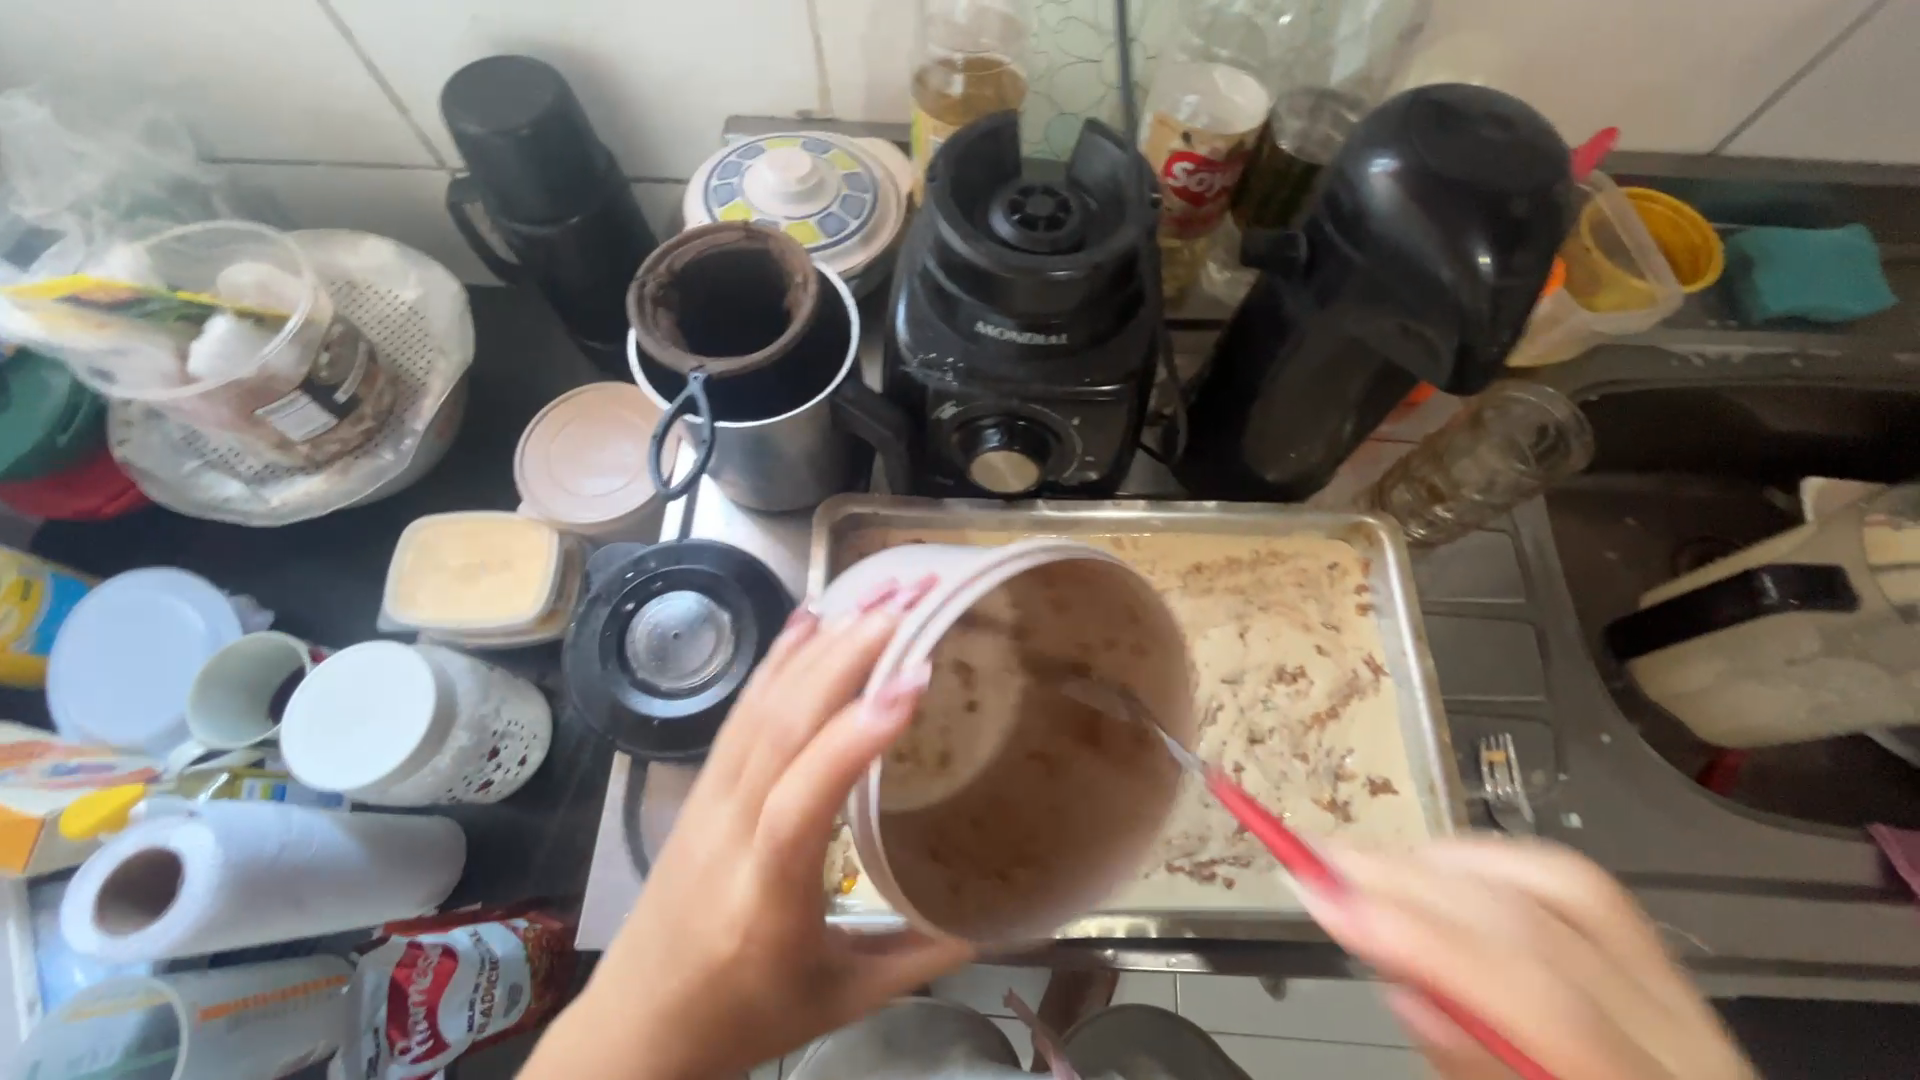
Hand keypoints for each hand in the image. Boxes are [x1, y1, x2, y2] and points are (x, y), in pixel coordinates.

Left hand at [525, 576, 970, 1079]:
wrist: (636, 1026)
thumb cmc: (745, 1015)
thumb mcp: (845, 999)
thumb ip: (925, 952)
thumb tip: (1003, 910)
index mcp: (768, 895)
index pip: (802, 800)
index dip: (855, 737)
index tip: (917, 680)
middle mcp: (729, 829)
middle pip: (783, 724)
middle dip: (852, 651)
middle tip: (918, 597)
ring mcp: (709, 798)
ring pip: (764, 704)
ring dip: (824, 640)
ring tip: (883, 593)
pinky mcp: (702, 784)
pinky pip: (743, 708)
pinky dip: (780, 655)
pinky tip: (811, 616)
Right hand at [1306, 837, 1756, 1079]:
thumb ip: (1472, 1069)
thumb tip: (1405, 990)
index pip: (1541, 1003)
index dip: (1421, 937)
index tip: (1327, 900)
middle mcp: (1685, 1039)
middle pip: (1541, 924)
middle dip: (1411, 881)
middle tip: (1318, 861)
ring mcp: (1681, 995)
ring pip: (1563, 884)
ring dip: (1445, 862)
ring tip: (1367, 866)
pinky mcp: (1660, 967)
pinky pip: (1576, 884)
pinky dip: (1489, 861)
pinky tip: (1436, 870)